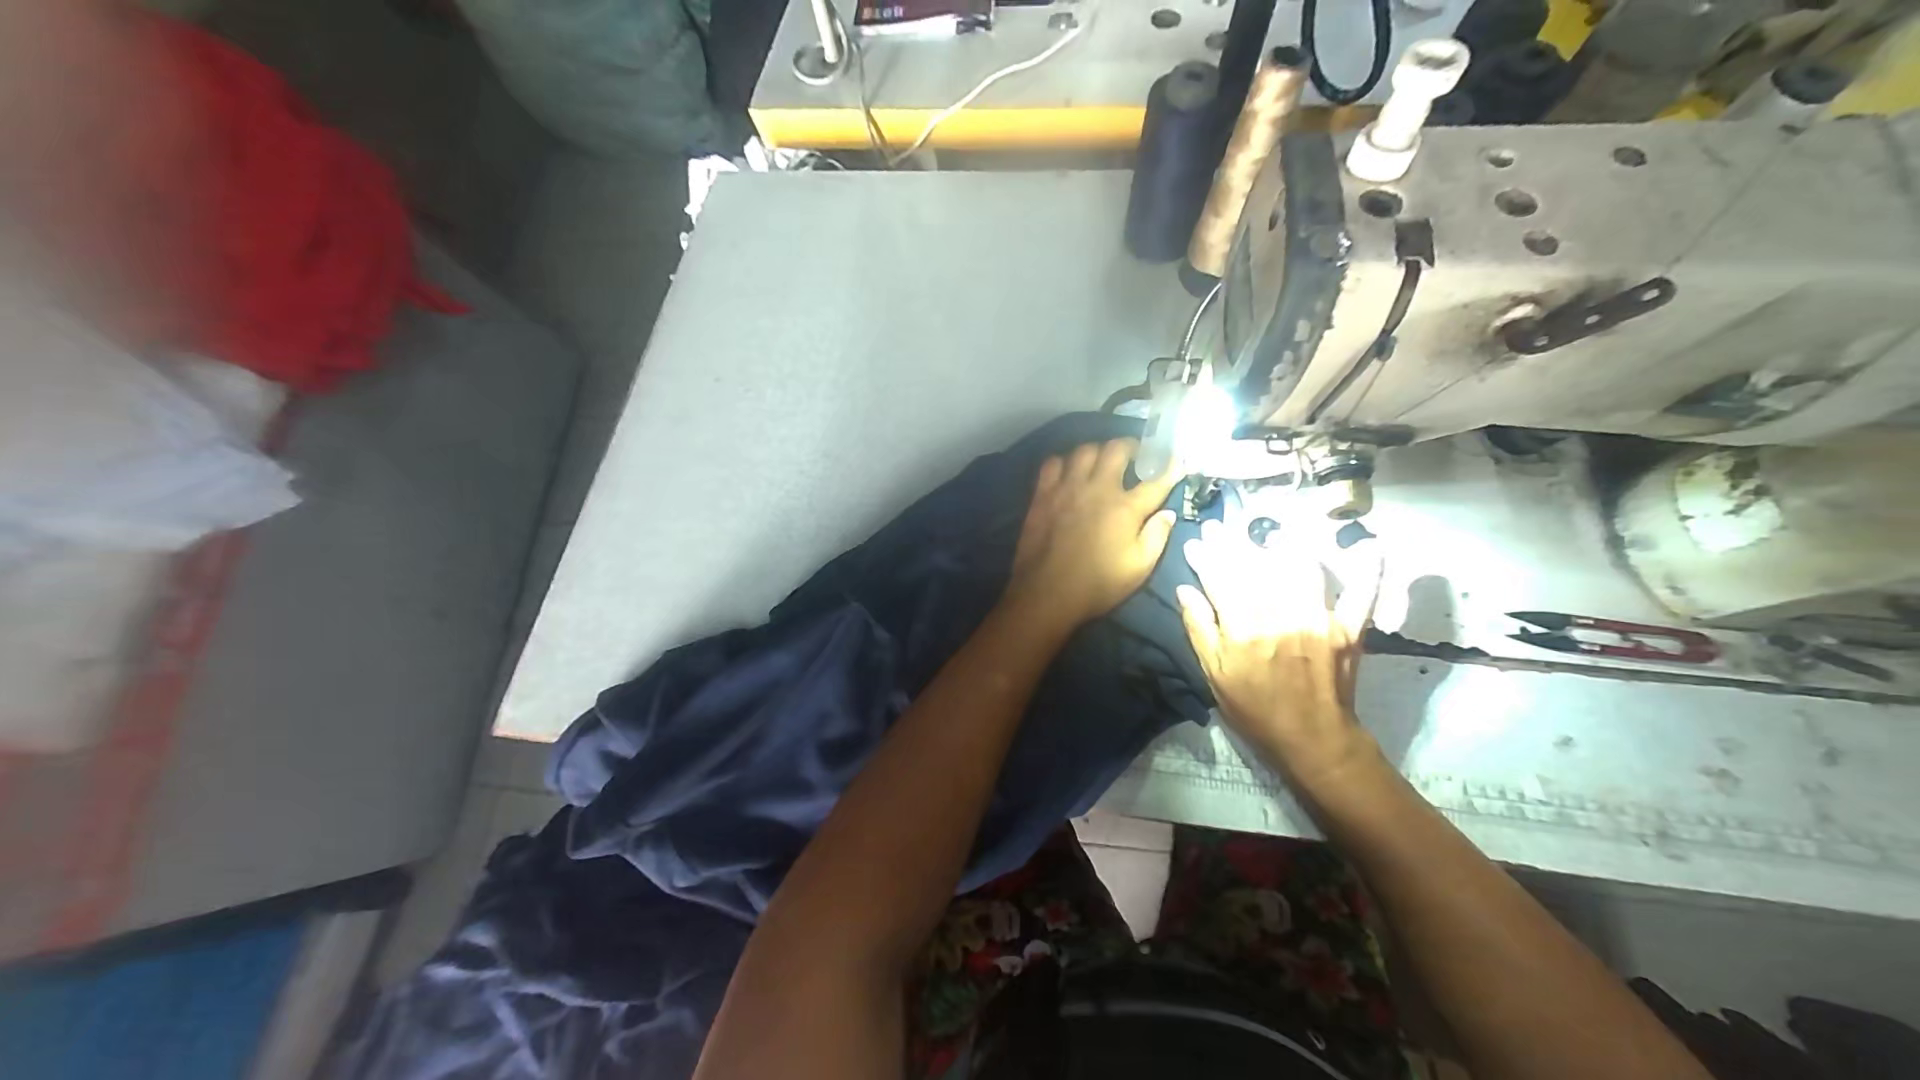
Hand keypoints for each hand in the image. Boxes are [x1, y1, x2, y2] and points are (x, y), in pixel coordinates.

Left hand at [1004, 438, 1179, 628]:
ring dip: (1098, 451)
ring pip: (1084, 451)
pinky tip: (1068, 472)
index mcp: (1125, 508)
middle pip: (1117, 450)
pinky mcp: (1043, 495)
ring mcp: (1067, 488)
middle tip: (1136, 454)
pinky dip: (1064, 462)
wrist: (1046, 594)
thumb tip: (1168, 513)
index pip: (1156, 480)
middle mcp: (1098, 489)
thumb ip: (1157, 537)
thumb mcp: (1139, 568)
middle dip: (1132, 446)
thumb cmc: (1098, 585)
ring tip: (1102, 460)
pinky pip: (1052, 464)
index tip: (1177, 459)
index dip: (1171, 467)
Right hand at [1176, 519, 1382, 786]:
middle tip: (1220, 526)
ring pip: (1300, 568)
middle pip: (1255, 568)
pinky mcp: (1348, 629)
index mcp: (1243, 630)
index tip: (1197, 539)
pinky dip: (1368, 571)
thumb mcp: (1215, 675)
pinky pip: (1361, 595)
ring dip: (1282, 546)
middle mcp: (1280, 617)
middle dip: (1233, 543)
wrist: (1312, 740)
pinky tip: (1370, 546)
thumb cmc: (1255, 710)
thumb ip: (1200, 630)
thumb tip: (1186, 590)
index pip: (1220, 580)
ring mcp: (1318, 620)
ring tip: (1269, 533)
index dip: (1206, 556)